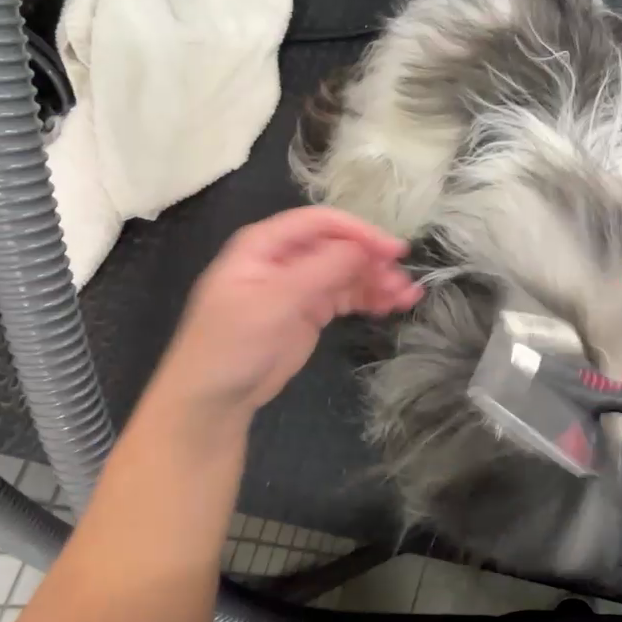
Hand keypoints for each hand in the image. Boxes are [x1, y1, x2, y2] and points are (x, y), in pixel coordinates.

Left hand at [147, 208, 421, 423]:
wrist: (214, 398)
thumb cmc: (232, 344)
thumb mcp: (274, 303)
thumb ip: (320, 271)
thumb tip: (364, 248)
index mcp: (264, 245)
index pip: (319, 223)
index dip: (358, 231)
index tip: (392, 249)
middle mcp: (285, 258)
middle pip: (338, 247)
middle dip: (373, 260)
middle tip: (405, 280)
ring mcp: (298, 285)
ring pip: (347, 272)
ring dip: (378, 280)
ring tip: (408, 297)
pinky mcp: (310, 311)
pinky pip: (346, 296)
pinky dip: (370, 298)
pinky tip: (393, 305)